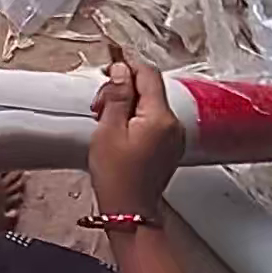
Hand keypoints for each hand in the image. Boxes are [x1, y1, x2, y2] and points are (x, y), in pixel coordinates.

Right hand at [87, 55, 183, 217]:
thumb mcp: (108, 130)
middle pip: (149, 89)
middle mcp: (173, 124)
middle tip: (99, 104)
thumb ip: (117, 96)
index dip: (128, 64)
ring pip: (149, 104)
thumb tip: (121, 70)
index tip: (111, 60)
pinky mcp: (168, 146)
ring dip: (127, 103)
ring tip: (104, 118)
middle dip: (123, 88)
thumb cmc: (115, 176)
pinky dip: (134, 117)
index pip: (148, 75)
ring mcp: (173, 136)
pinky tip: (116, 128)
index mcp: (159, 117)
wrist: (129, 212)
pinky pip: (152, 120)